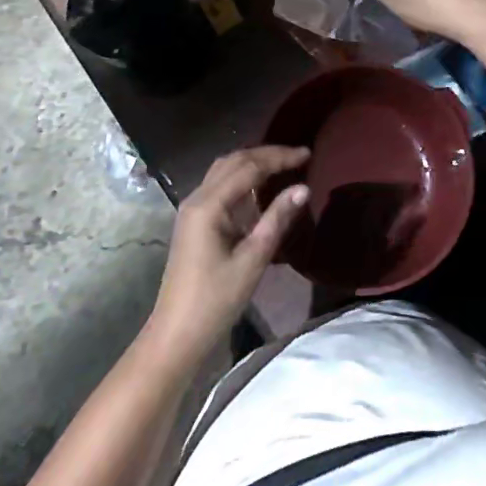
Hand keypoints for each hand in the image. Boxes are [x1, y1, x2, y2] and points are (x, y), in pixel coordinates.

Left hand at [147, 146, 310, 354]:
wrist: (179, 331)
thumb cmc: (217, 299)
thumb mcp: (253, 259)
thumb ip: (277, 219)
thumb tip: (302, 187)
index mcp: (208, 204)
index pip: (248, 167)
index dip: (278, 157)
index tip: (307, 154)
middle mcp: (197, 198)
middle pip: (232, 161)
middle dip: (265, 154)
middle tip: (297, 156)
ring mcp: (192, 210)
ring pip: (223, 171)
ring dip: (252, 163)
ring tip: (283, 165)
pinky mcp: (194, 222)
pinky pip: (220, 188)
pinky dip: (242, 179)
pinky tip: (260, 188)